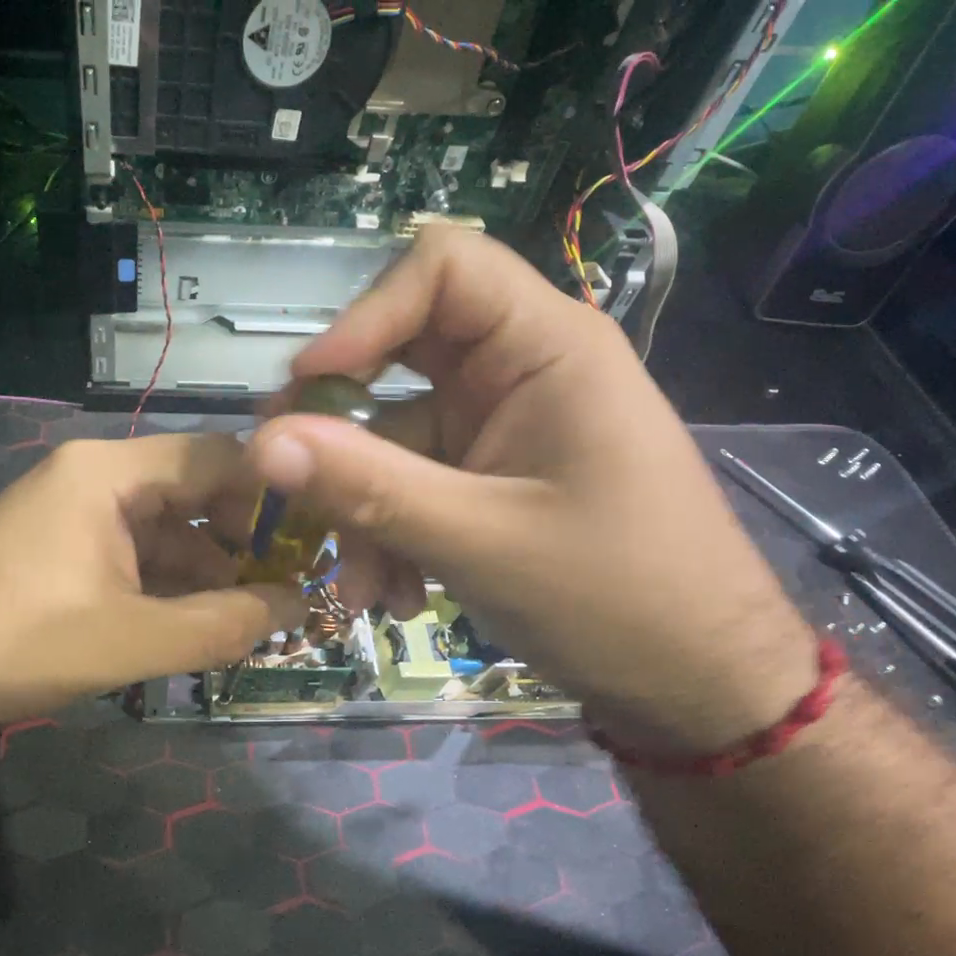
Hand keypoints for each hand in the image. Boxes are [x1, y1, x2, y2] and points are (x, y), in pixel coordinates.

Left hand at [0, 435, 305, 728]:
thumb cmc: (25, 644)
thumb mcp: (135, 640)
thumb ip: (225, 624)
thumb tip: (297, 605)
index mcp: (109, 472)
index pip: (217, 457)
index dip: (273, 497)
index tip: (315, 541)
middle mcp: (91, 473)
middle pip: (191, 490)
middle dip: (241, 541)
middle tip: (286, 587)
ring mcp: (69, 507)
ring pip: (162, 525)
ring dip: (205, 568)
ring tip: (248, 615)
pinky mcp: (56, 541)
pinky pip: (129, 547)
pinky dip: (164, 580)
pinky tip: (193, 620)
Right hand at [248, 228, 816, 751]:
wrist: (695, 687)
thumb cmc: (618, 599)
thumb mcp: (480, 541)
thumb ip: (368, 488)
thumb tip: (260, 446)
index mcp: (546, 347)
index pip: (441, 268)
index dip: (363, 315)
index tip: (306, 388)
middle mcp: (520, 371)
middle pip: (399, 357)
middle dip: (341, 429)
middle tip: (291, 486)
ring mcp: (502, 428)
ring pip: (394, 437)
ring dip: (364, 511)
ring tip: (364, 592)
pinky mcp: (491, 479)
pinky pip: (414, 485)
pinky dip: (391, 535)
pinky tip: (395, 598)